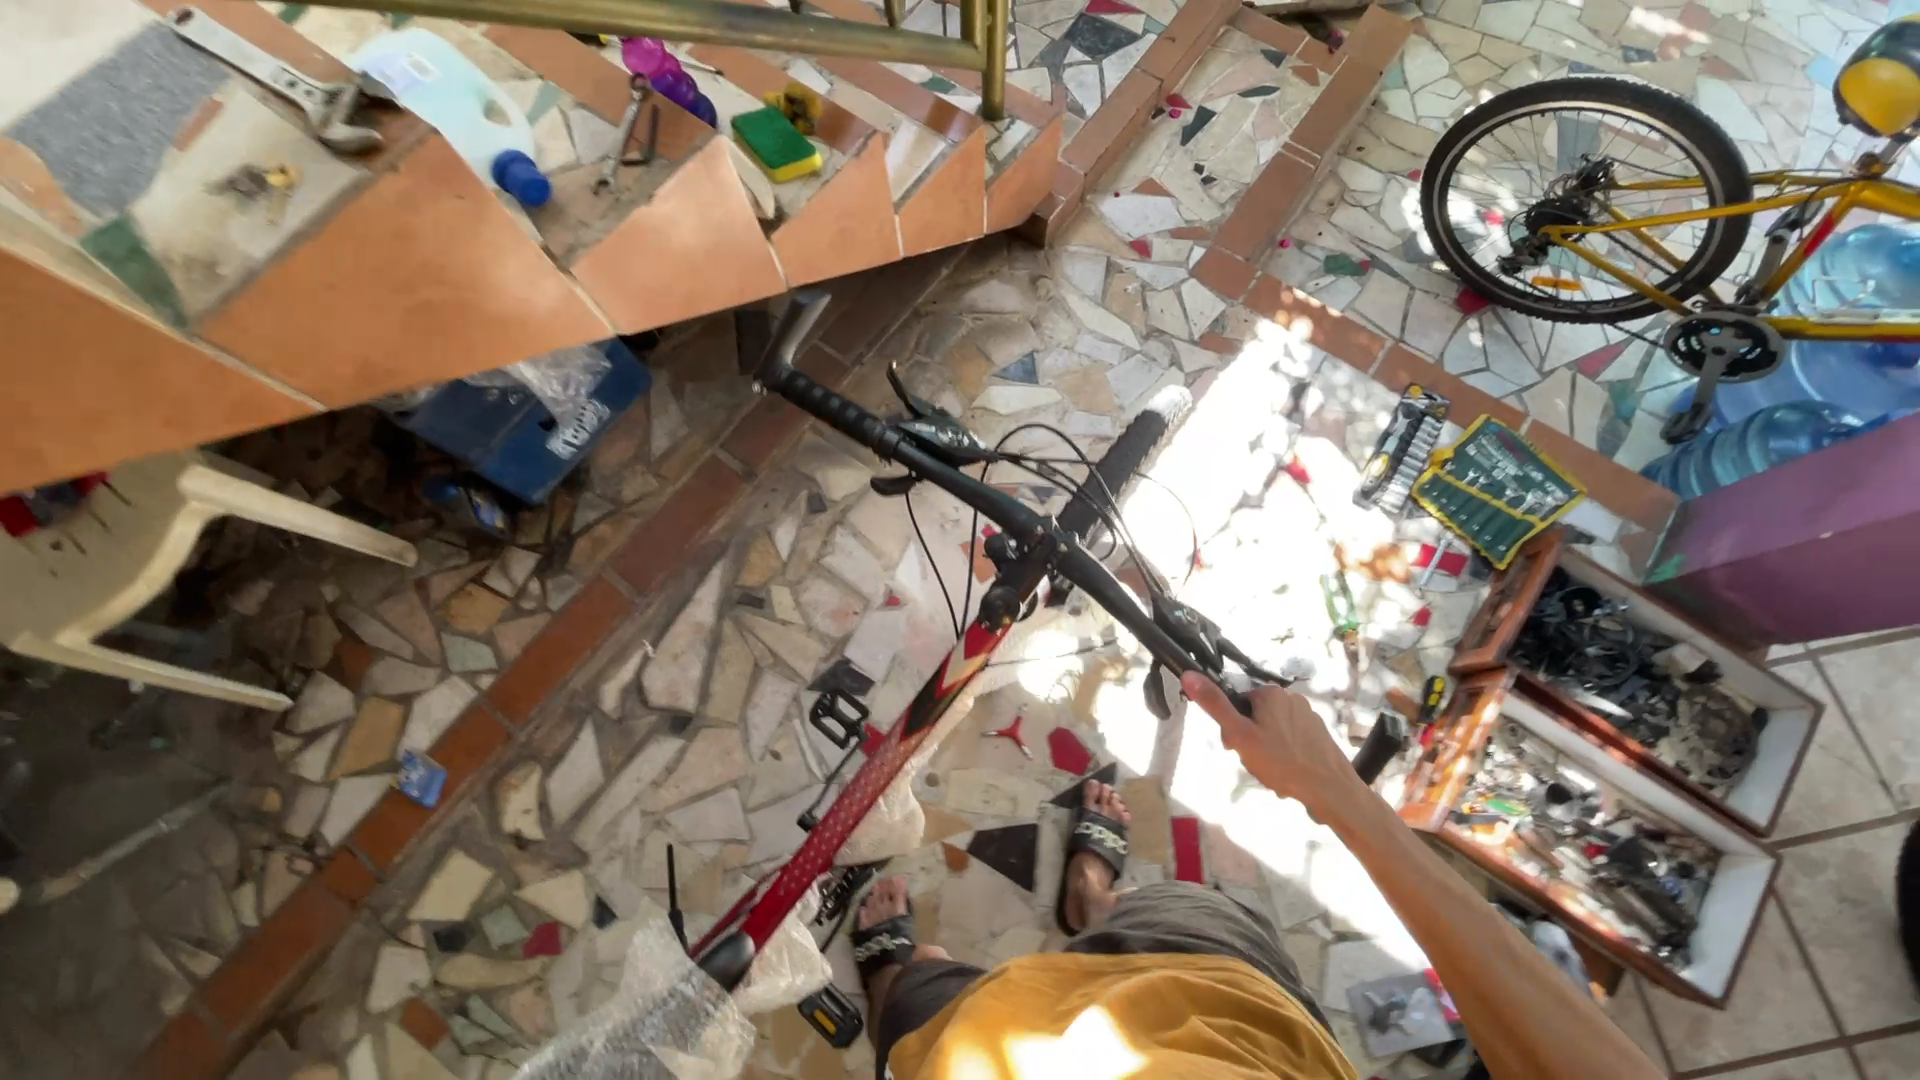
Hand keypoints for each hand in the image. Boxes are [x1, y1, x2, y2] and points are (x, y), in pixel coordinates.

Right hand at [1181, 673, 1363, 810]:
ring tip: (1272, 772)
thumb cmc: (1281, 761)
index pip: (1237, 704)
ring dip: (1266, 750)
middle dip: (1250, 741)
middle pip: (1255, 717)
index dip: (1232, 727)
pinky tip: (1288, 775)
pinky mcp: (1319, 733)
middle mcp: (1291, 697)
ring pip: (1272, 731)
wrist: (1331, 790)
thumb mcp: (1240, 734)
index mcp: (1270, 693)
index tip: (1235, 748)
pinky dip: (1285, 755)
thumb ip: (1214, 705)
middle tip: (1254, 763)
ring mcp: (1308, 715)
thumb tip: (1188, 674)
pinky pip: (1290, 741)